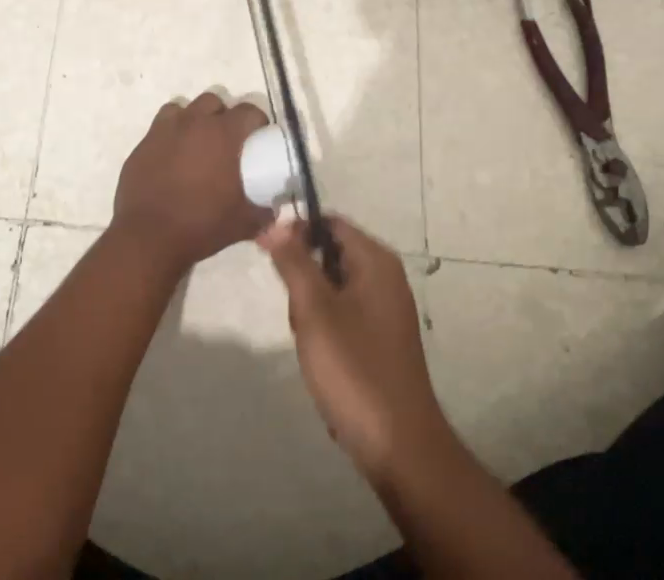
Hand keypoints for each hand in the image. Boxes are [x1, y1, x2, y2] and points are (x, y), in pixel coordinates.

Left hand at [111, 93, 272, 270]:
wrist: (149, 237)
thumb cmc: (202, 225)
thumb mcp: (244, 223)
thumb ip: (265, 211)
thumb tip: (274, 209)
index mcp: (223, 134)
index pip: (249, 110)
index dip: (258, 122)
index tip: (259, 140)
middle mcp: (193, 123)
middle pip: (214, 102)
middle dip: (223, 117)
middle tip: (227, 143)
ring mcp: (164, 131)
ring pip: (184, 109)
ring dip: (194, 121)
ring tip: (198, 145)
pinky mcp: (142, 144)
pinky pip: (161, 127)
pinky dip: (171, 135)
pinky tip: (172, 157)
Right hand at [262, 214, 451, 483]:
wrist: (396, 441)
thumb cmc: (353, 368)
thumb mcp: (314, 310)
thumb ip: (293, 261)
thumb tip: (274, 221)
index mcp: (376, 262)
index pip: (330, 222)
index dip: (296, 230)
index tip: (267, 253)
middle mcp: (386, 278)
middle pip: (329, 253)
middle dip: (302, 276)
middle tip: (295, 310)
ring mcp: (385, 309)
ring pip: (331, 286)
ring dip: (310, 306)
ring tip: (307, 338)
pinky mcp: (380, 337)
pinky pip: (343, 313)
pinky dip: (324, 326)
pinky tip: (318, 354)